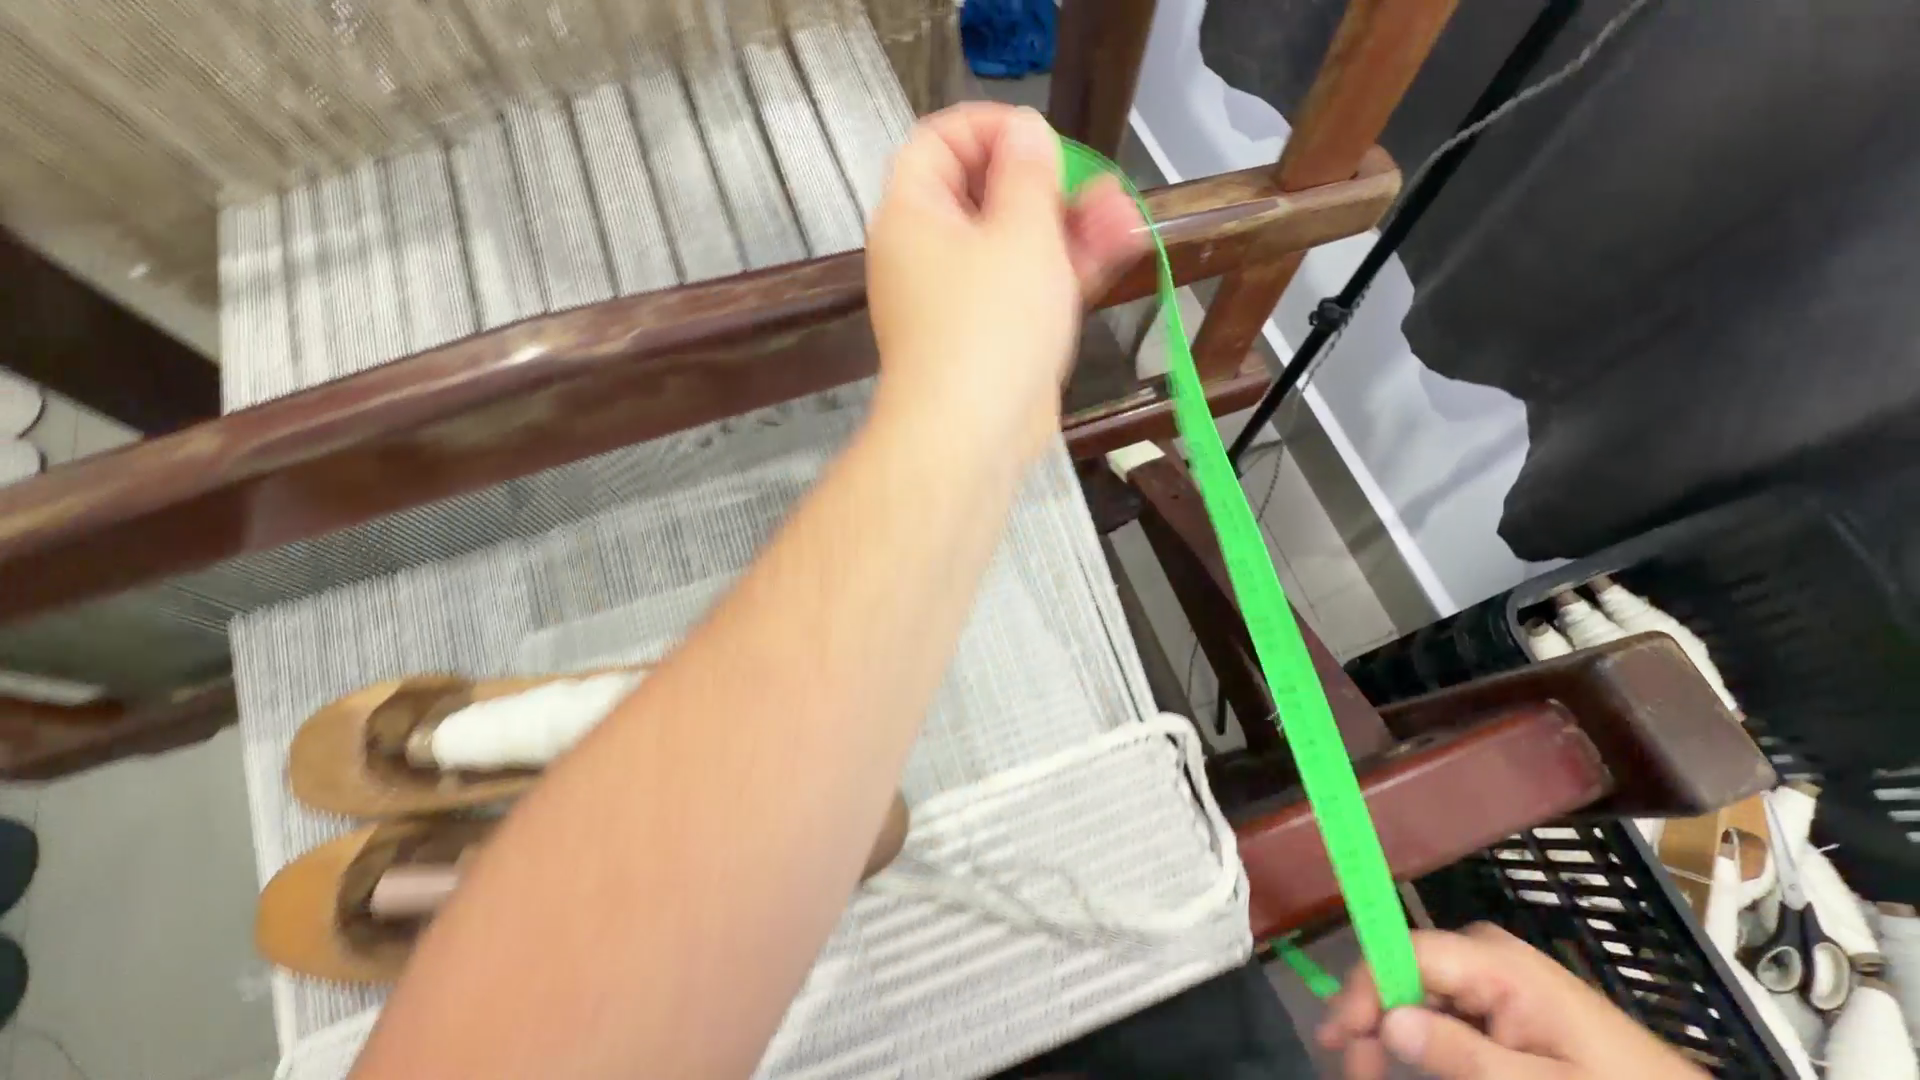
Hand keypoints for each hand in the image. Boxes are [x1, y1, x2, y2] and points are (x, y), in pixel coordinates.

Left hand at [866, 103, 1145, 462]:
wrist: (971, 436)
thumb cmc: (989, 326)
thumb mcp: (1019, 233)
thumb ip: (1028, 174)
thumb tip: (1025, 133)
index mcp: (912, 215)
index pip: (938, 141)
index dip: (991, 126)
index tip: (1041, 136)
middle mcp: (928, 253)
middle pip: (984, 194)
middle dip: (1048, 183)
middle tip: (1094, 181)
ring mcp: (959, 299)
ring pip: (1014, 243)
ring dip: (1069, 226)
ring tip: (1124, 214)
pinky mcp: (990, 335)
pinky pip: (1024, 286)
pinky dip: (1063, 268)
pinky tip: (1116, 247)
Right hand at [1318, 924, 1710, 1078]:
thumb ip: (1463, 1056)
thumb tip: (1386, 1022)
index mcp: (1498, 964)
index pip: (1406, 954)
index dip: (1364, 989)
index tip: (1338, 1036)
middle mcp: (1486, 955)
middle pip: (1405, 973)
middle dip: (1372, 1019)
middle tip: (1351, 1071)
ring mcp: (1494, 976)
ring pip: (1418, 994)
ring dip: (1392, 1034)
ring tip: (1370, 1072)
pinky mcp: (1503, 1000)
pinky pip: (1445, 1011)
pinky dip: (1423, 1040)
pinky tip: (1410, 1065)